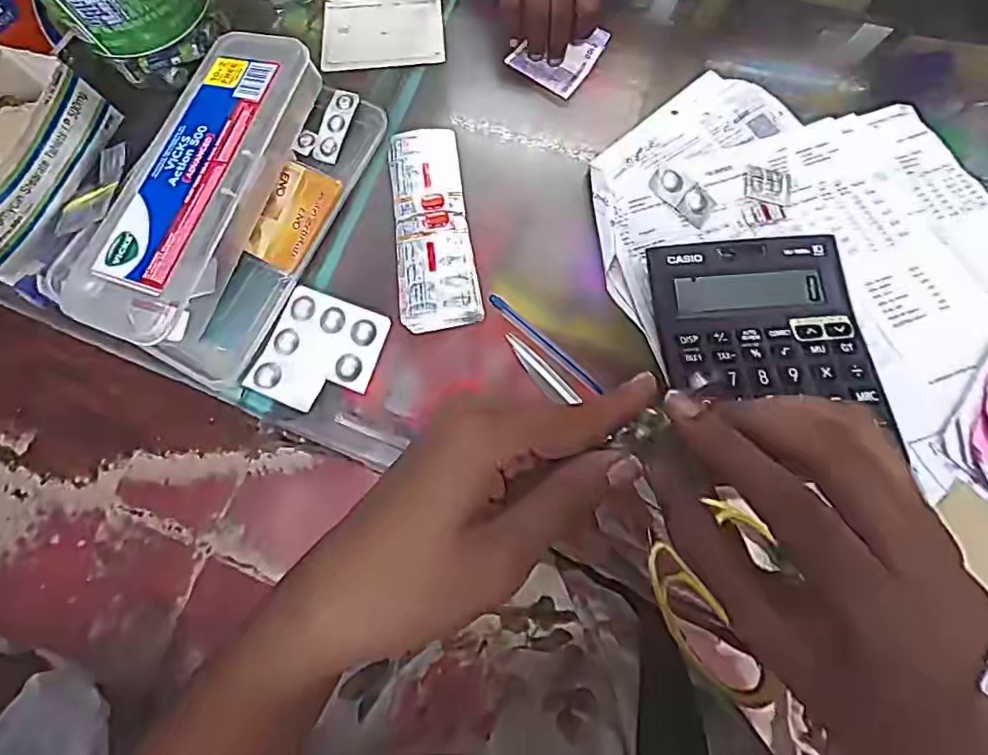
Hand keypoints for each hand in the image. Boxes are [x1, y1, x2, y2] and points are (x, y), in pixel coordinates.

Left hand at [263, 373, 658, 678]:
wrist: (333, 601)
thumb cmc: (416, 585)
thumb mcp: (502, 553)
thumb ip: (562, 499)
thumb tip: (619, 460)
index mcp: (483, 432)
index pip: (567, 416)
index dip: (615, 407)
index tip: (654, 386)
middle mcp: (468, 417)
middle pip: (549, 424)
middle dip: (593, 450)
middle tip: (641, 483)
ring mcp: (451, 433)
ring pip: (528, 440)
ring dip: (564, 469)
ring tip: (606, 508)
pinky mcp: (443, 453)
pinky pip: (502, 452)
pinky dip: (533, 476)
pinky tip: (557, 507)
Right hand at [487, 0, 599, 63]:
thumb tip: (578, 20)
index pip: (588, 3)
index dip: (584, 28)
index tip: (578, 41)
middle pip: (560, 15)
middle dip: (557, 42)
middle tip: (554, 58)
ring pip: (537, 15)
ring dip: (536, 40)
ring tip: (535, 55)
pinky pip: (512, 7)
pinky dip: (514, 26)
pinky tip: (516, 37)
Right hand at [646, 395, 987, 754]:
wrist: (938, 728)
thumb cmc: (839, 692)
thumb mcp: (761, 633)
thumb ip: (707, 548)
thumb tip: (663, 469)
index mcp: (880, 612)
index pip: (798, 508)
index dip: (730, 451)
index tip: (679, 414)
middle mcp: (929, 561)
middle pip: (840, 450)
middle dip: (759, 416)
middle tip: (704, 413)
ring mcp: (943, 532)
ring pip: (861, 433)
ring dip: (786, 412)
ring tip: (734, 421)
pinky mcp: (939, 513)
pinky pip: (871, 444)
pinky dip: (814, 425)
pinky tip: (776, 435)